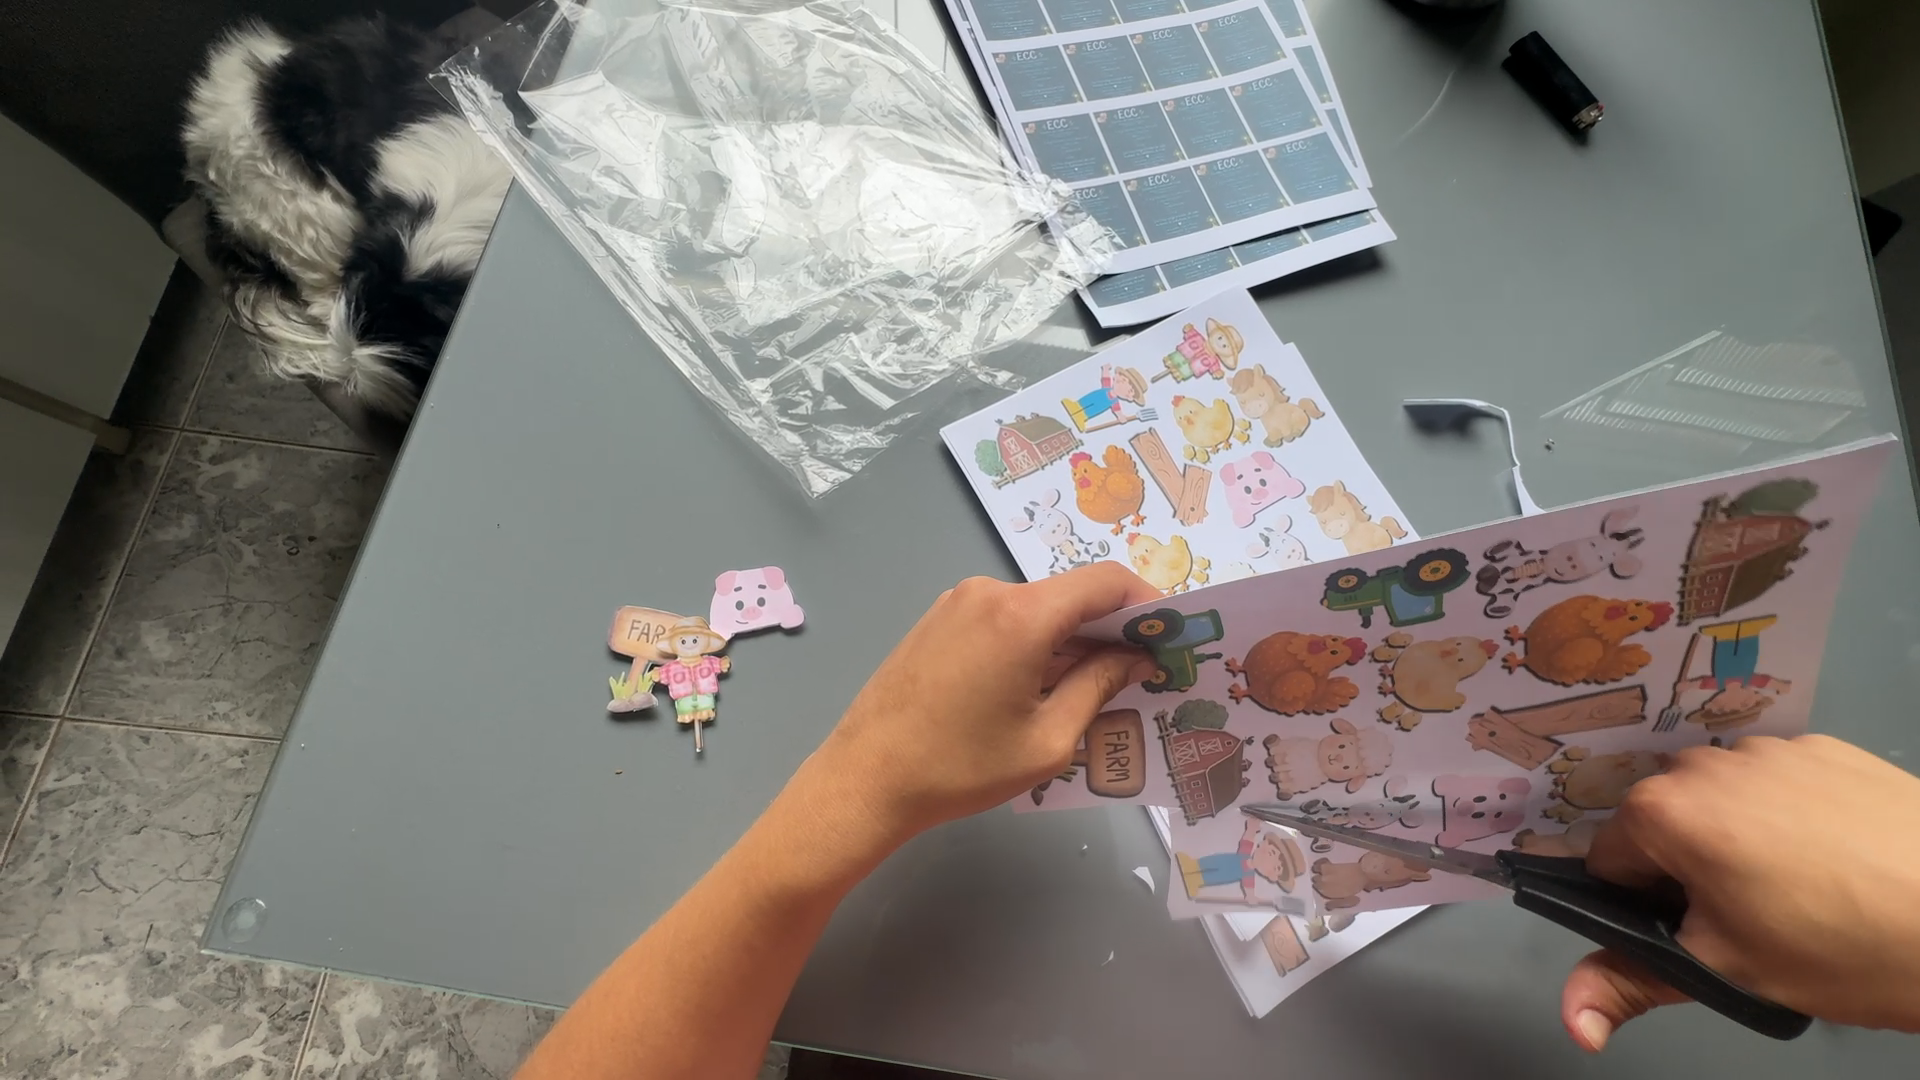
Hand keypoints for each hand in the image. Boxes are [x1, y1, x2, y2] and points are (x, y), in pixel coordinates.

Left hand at [802, 563, 1158, 847]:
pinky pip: (1003, 618)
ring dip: (1070, 639)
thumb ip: (1100, 686)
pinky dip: (1033, 641)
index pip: (1105, 581)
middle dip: (1111, 628)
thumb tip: (1137, 657)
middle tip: (1139, 672)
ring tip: (1091, 688)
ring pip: (1037, 608)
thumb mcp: (1047, 739)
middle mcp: (989, 591)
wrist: (864, 778)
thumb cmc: (960, 768)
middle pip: (1070, 595)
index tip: (1169, 635)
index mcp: (1021, 614)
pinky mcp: (938, 618)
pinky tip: (1038, 685)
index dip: (1147, 601)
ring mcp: (957, 601)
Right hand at [1562, 735, 1919, 1049]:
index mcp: (1655, 811)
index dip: (1652, 902)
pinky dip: (1796, 809)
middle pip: (1665, 825)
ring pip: (1721, 799)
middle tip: (1768, 913)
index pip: (1614, 860)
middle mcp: (1691, 764)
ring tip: (1815, 882)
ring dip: (1742, 833)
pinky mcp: (1820, 746)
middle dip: (1695, 865)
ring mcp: (1759, 749)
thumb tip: (1570, 1029)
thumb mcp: (1731, 975)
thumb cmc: (1849, 950)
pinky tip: (1846, 848)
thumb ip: (1632, 984)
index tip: (1713, 928)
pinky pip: (1779, 779)